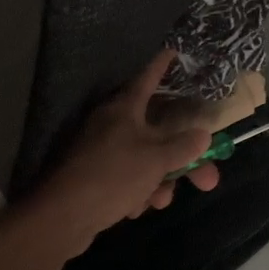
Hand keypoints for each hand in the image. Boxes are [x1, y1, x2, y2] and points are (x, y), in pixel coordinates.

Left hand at [23, 50, 220, 253]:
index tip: (174, 50)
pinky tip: (135, 209)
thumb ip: (183, 146)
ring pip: (145, 159)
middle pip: (158, 131)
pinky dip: (137, 191)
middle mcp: (113, 125)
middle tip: (208, 178)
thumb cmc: (112, 176)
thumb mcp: (156, 160)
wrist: (60, 219)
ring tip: (161, 201)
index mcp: (125, 109)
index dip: (163, 65)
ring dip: (160, 180)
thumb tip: (204, 135)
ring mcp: (103, 152)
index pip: (148, 78)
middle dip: (183, 157)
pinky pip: (128, 178)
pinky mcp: (95, 178)